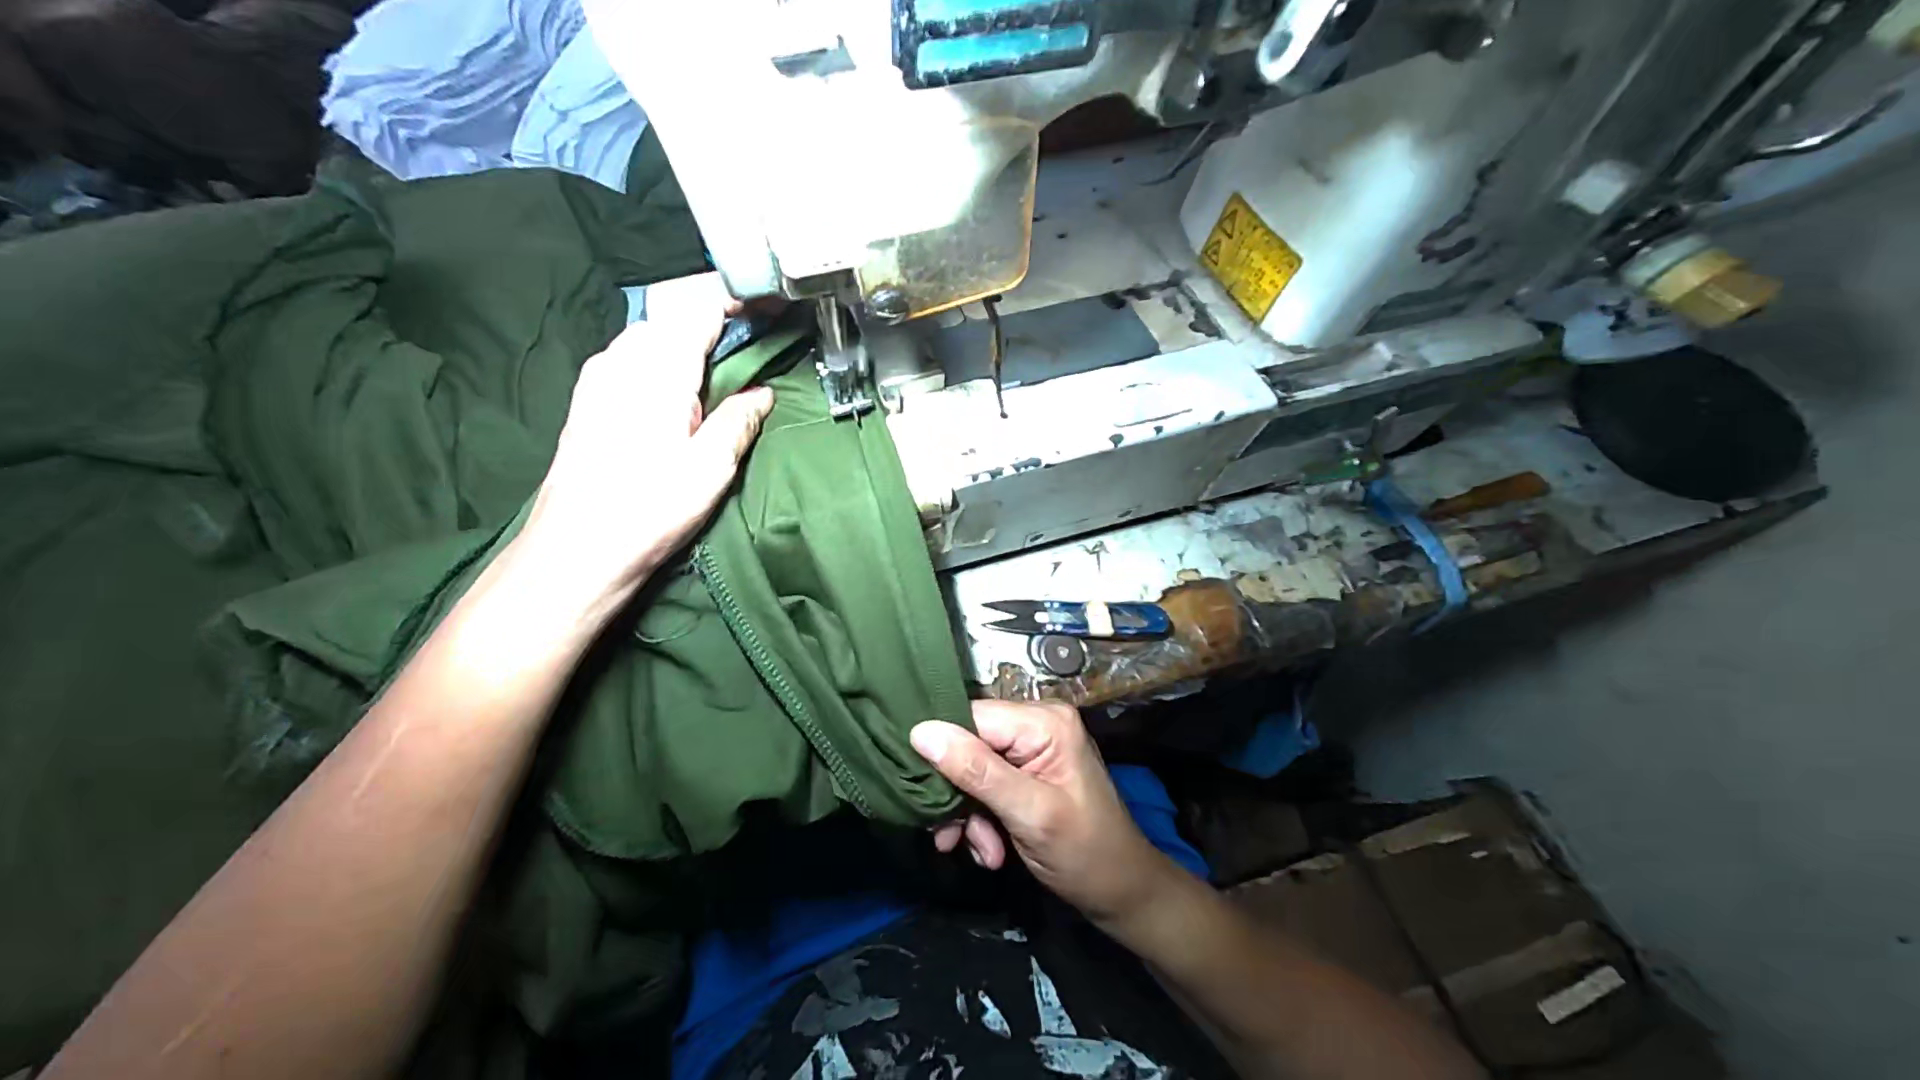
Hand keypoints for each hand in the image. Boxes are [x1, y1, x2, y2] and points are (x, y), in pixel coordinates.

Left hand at [519, 273, 774, 617]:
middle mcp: (620, 361)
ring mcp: (597, 380)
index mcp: (657, 369)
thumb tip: (761, 394)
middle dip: (714, 324)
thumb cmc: (647, 510)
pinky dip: (661, 366)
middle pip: (673, 317)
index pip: (700, 307)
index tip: (771, 308)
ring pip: (649, 339)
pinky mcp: (587, 402)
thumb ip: (739, 420)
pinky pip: (629, 362)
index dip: (740, 301)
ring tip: (715, 381)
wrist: (575, 552)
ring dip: (686, 346)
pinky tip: (675, 402)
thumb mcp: (711, 467)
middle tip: (750, 354)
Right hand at [911, 701, 1184, 927]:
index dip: (942, 751)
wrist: (1121, 892)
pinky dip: (980, 818)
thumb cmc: (1086, 853)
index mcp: (1044, 721)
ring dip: (968, 814)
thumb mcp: (1030, 814)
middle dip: (958, 795)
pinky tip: (990, 850)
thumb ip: (977, 770)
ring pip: (969, 769)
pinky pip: (983, 784)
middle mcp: (1035, 723)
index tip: (927, 794)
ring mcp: (1031, 748)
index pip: (970, 718)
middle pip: (967, 744)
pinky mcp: (1025, 771)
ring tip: (984, 851)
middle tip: (953, 837)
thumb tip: (921, 731)